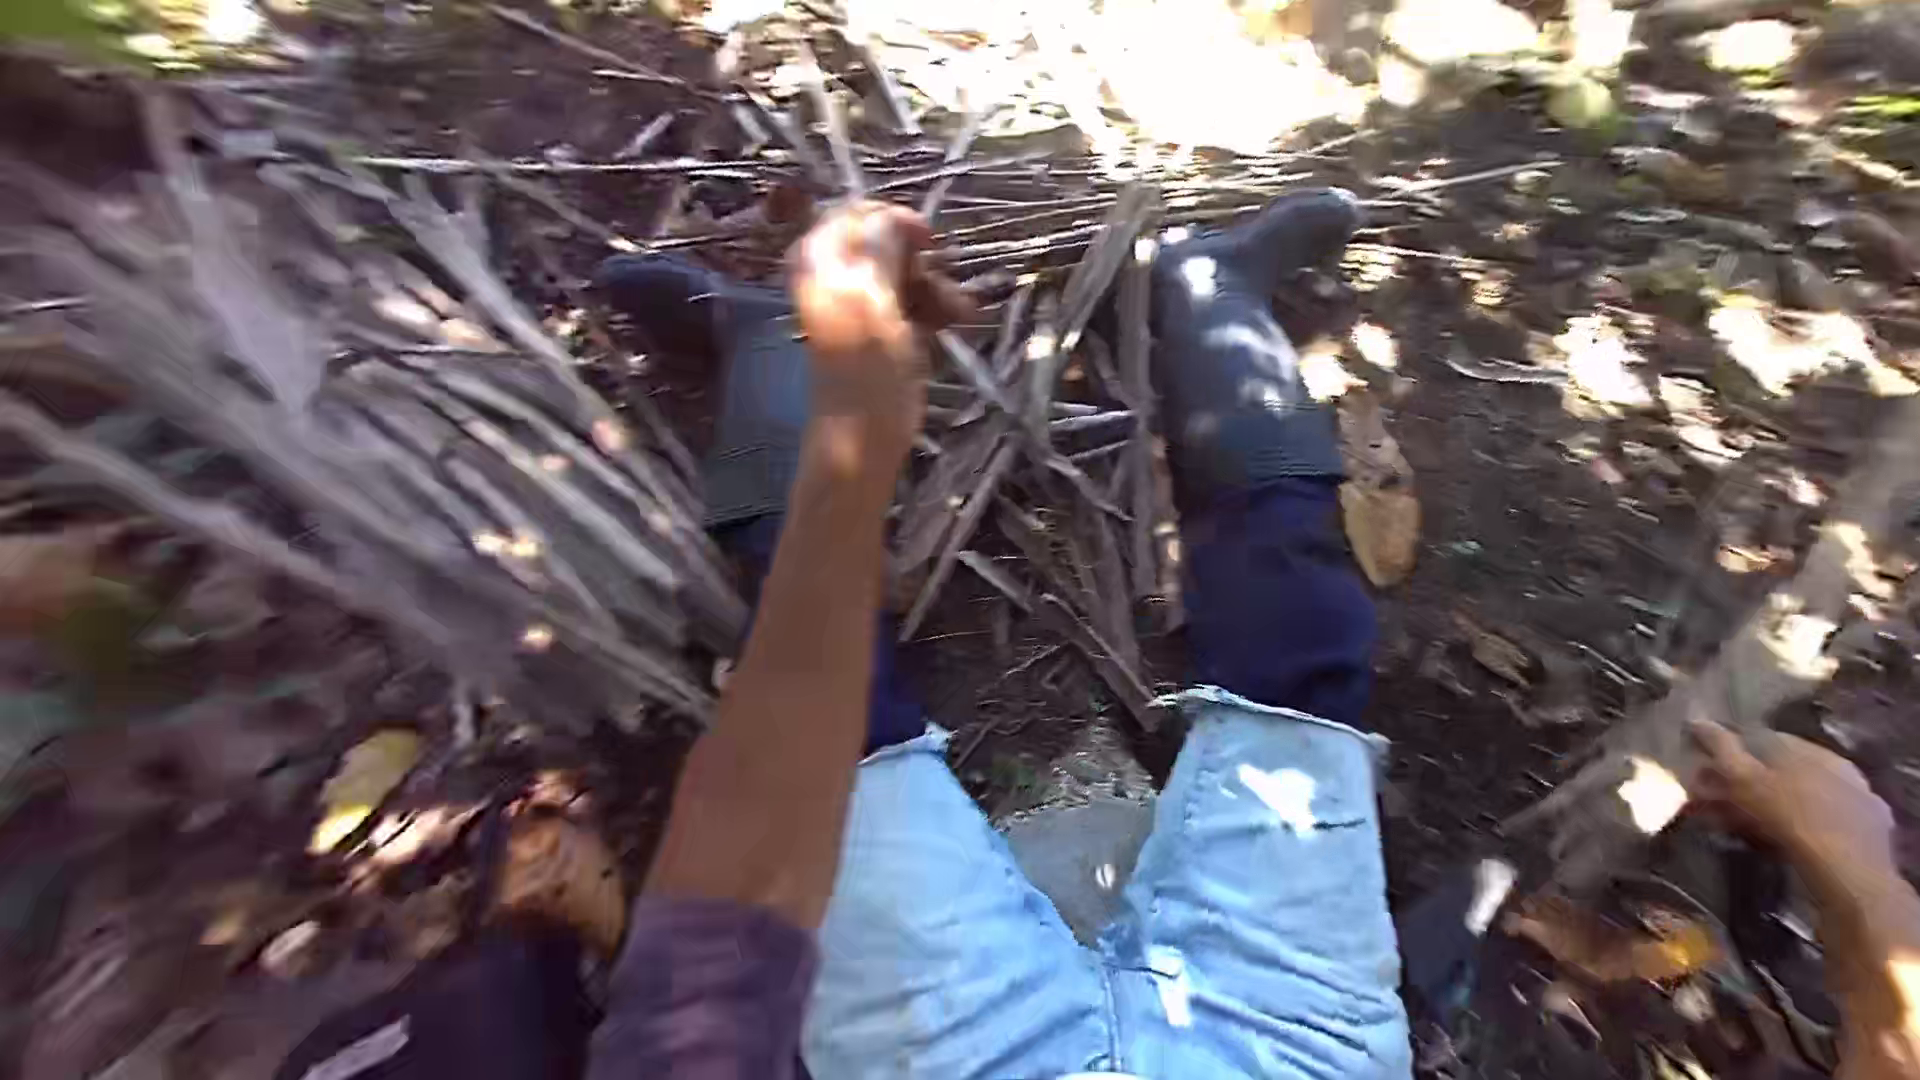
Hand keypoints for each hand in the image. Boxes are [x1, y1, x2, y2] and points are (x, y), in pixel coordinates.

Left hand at [788, 201, 969, 462]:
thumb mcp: (874, 302)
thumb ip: (879, 250)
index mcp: (823, 266)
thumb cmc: (868, 372)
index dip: (894, 223)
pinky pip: (910, 304)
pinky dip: (932, 309)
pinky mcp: (883, 333)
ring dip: (935, 289)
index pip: (856, 216)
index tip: (930, 243)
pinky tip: (954, 322)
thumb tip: (890, 215)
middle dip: (921, 263)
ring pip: (904, 277)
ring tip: (960, 314)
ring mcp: (862, 307)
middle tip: (948, 285)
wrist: (866, 435)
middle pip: (885, 247)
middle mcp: (839, 279)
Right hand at [1692, 719, 1897, 886]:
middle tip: (1701, 791)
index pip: (1760, 737)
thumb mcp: (1738, 772)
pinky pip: (1804, 817)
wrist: (1843, 868)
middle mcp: (1839, 773)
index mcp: (1814, 753)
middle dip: (1731, 778)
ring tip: (1714, 814)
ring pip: (1785, 795)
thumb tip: (1698, 720)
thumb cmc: (1783, 811)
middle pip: (1772, 769)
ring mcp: (1852, 804)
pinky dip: (1774, 819)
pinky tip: (1750, 830)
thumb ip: (1718, 743)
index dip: (1725, 746)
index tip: (1699, 758)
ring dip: (1745, 801)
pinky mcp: (1856, 833)